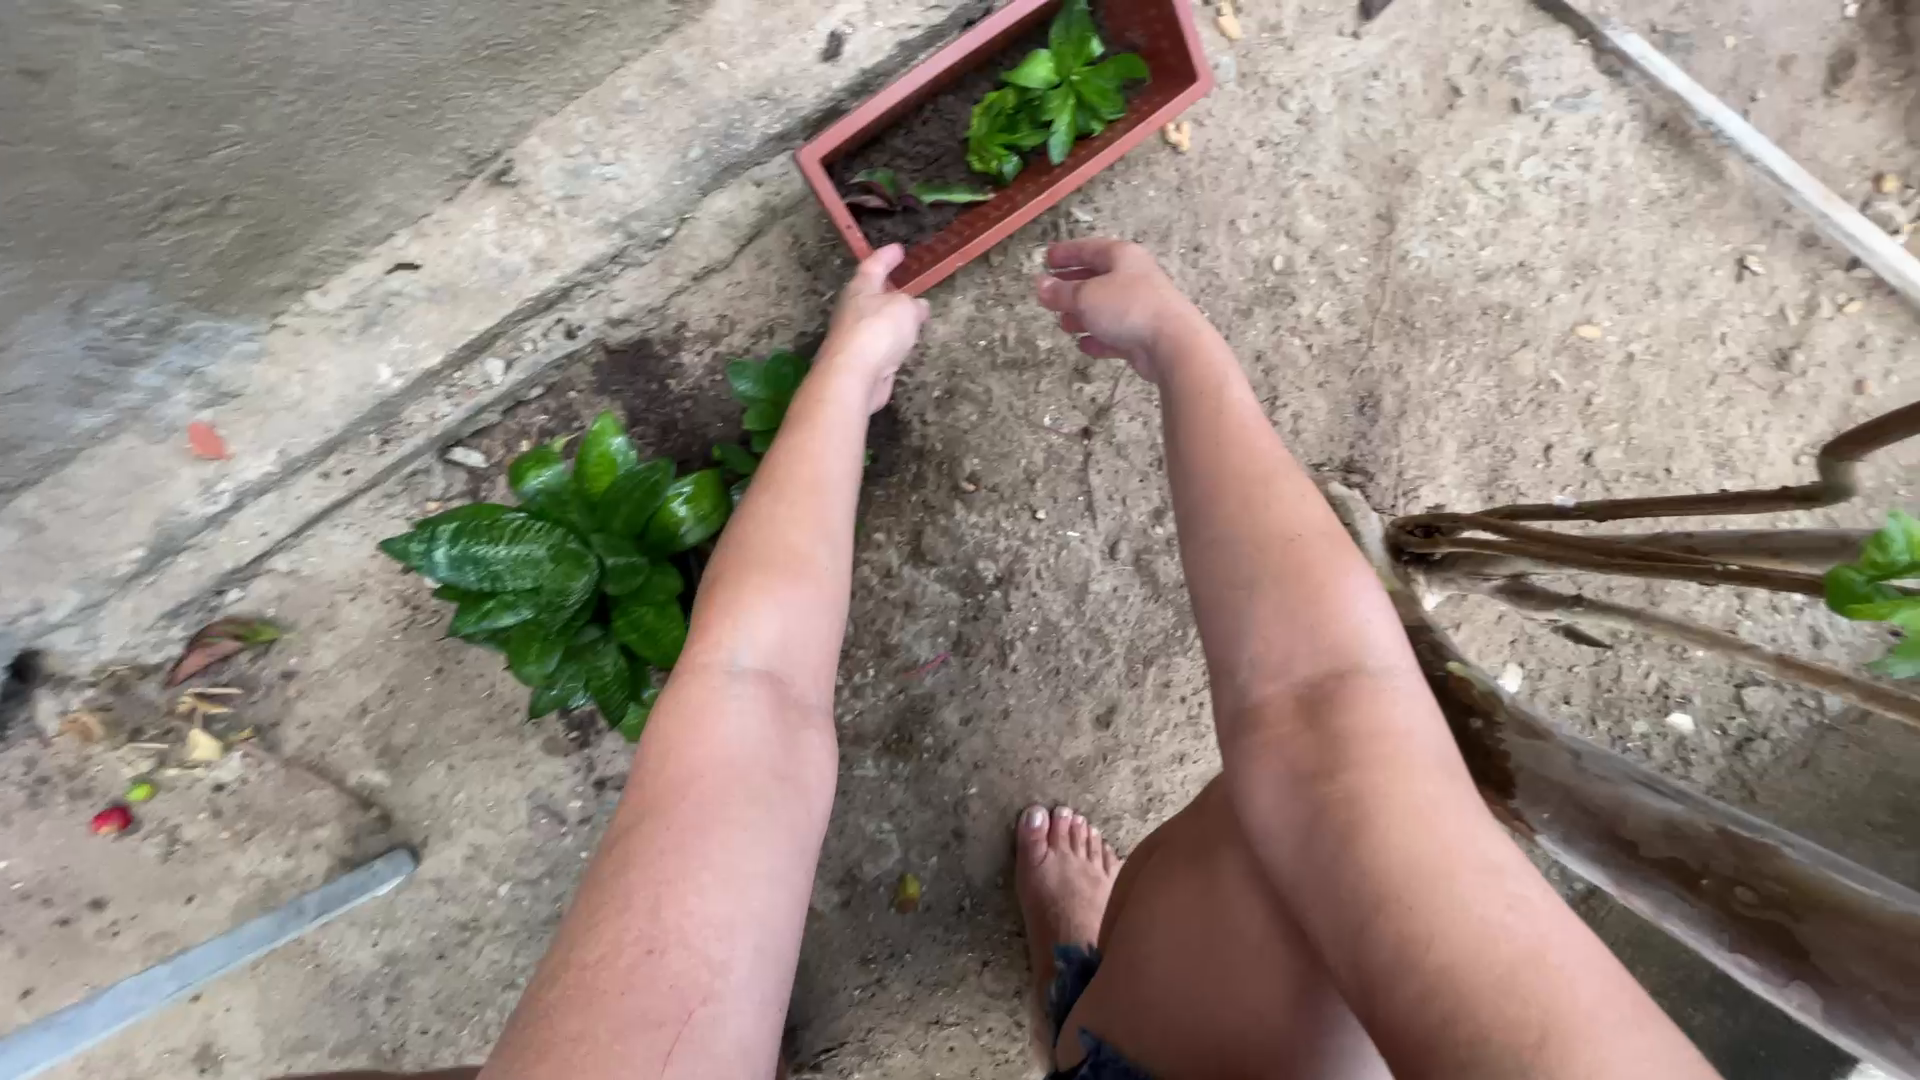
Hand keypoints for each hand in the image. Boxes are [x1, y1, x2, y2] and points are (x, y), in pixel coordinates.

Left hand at [818, 244, 930, 412]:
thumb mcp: (904, 308)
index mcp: (860, 288)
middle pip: (871, 294)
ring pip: (875, 321)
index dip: (887, 256)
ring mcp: (853, 337)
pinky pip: (879, 344)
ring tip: (910, 318)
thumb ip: (914, 305)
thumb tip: (919, 306)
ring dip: (891, 318)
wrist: (853, 376)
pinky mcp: (859, 361)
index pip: (874, 265)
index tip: (899, 249)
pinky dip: (891, 342)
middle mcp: (853, 309)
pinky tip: (903, 346)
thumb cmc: (878, 331)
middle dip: (887, 290)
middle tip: (904, 286)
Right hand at [1035, 239, 1204, 383]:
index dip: (1066, 253)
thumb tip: (1040, 285)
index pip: (1089, 249)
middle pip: (1097, 278)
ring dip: (1082, 316)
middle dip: (1072, 287)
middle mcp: (1132, 278)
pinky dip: (1099, 338)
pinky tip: (1085, 345)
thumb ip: (1061, 292)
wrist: (1171, 343)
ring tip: (1064, 324)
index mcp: (1122, 257)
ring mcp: (1139, 307)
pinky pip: (1115, 334)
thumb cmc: (1128, 307)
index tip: (1047, 258)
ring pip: (1104, 308)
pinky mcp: (1142, 334)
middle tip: (1050, 295)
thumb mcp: (1086, 296)